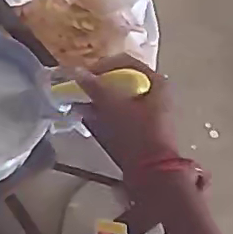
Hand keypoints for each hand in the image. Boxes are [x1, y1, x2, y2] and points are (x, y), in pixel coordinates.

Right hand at [66, 57, 177, 173]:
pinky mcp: (143, 128)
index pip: (125, 63)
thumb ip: (95, 87)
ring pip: (120, 98)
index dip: (102, 66)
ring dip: (99, 99)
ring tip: (80, 104)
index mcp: (156, 82)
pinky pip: (121, 113)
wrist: (153, 171)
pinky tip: (88, 116)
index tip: (84, 76)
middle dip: (98, 85)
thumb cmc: (137, 133)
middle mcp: (156, 93)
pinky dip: (105, 113)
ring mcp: (151, 111)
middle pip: (122, 80)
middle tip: (80, 90)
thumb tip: (76, 71)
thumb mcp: (113, 106)